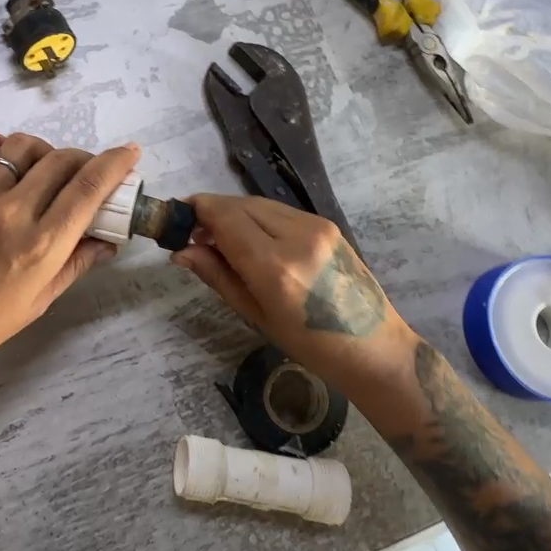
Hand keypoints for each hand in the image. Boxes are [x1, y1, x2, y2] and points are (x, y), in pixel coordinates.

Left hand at [0, 122, 140, 390]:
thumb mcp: (41, 300)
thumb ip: (76, 263)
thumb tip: (109, 240)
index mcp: (42, 244)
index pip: (88, 187)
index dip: (115, 163)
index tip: (130, 152)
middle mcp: (13, 211)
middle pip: (60, 161)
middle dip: (83, 159)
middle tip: (85, 173)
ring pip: (19, 147)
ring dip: (42, 150)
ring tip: (43, 168)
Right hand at [171, 194, 416, 393]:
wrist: (373, 347)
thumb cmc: (310, 345)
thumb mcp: (256, 315)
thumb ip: (218, 276)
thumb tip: (181, 252)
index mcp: (275, 267)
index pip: (226, 218)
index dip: (198, 211)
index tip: (177, 217)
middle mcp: (297, 237)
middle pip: (241, 205)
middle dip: (213, 211)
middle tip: (194, 232)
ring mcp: (317, 227)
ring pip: (259, 203)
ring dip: (234, 212)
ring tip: (220, 237)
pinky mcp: (328, 224)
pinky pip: (280, 211)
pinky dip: (258, 216)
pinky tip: (250, 238)